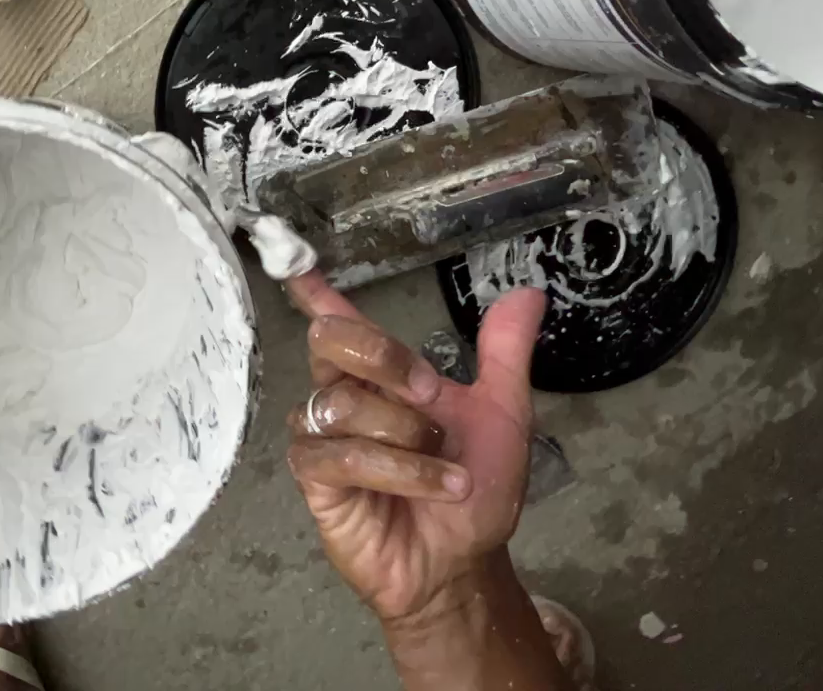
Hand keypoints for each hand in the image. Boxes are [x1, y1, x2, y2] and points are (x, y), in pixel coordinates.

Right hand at [284, 271, 547, 625]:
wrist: (465, 561)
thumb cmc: (472, 485)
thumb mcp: (500, 415)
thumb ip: (504, 355)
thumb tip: (528, 294)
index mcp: (376, 372)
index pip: (337, 319)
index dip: (312, 289)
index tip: (293, 260)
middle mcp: (341, 392)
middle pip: (330, 340)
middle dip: (383, 358)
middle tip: (430, 394)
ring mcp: (322, 433)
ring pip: (344, 404)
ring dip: (408, 437)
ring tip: (448, 473)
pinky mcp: (315, 477)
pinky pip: (340, 455)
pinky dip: (399, 471)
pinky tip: (435, 488)